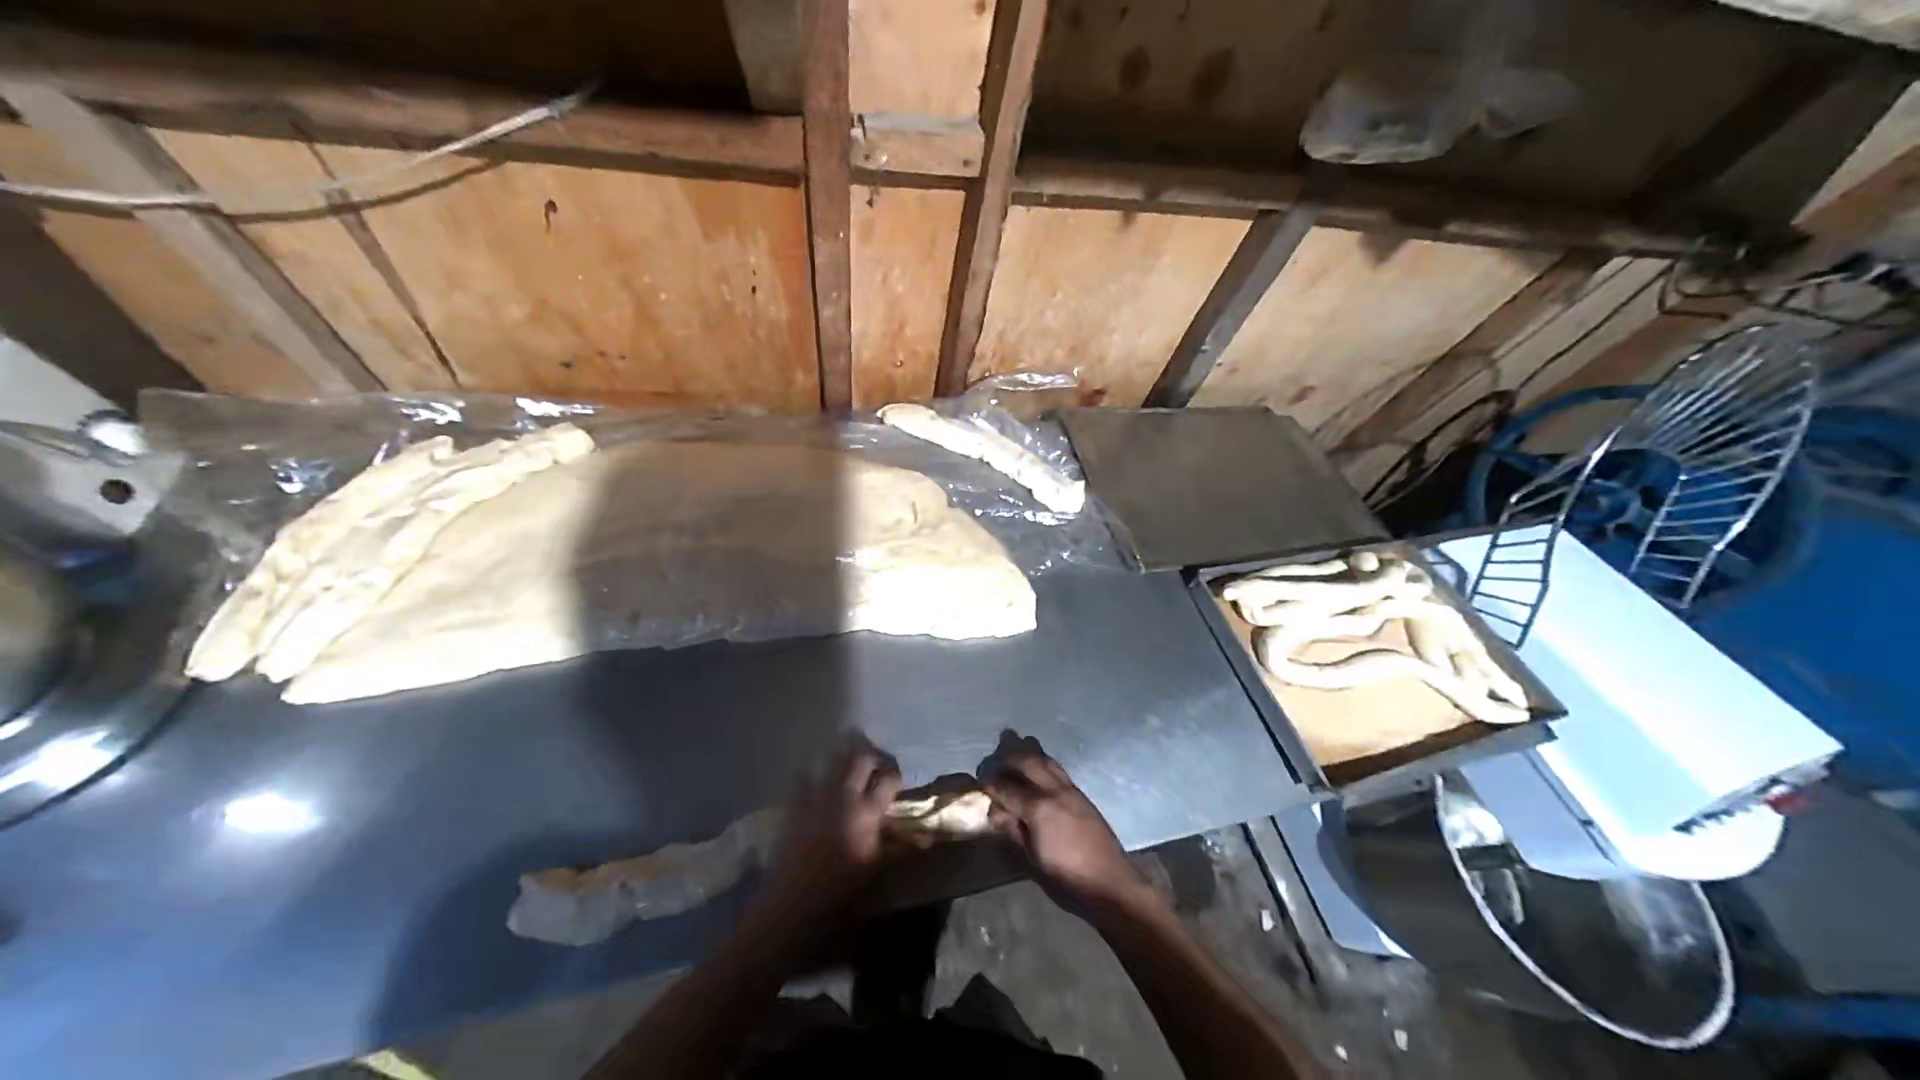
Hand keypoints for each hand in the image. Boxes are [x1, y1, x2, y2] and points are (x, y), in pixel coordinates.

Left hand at [755, 746, 901, 926]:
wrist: (794, 900)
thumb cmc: (841, 887)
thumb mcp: (877, 867)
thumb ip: (903, 848)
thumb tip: (928, 839)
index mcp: (867, 811)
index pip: (889, 779)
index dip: (896, 776)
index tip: (898, 781)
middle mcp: (844, 795)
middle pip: (861, 759)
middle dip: (873, 758)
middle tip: (878, 768)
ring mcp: (817, 795)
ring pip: (834, 760)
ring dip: (845, 759)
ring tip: (851, 769)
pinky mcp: (795, 802)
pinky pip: (804, 775)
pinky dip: (814, 772)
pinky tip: (818, 780)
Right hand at [983, 743, 1157, 919]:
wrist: (1109, 881)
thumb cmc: (1066, 876)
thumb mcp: (1032, 858)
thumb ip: (1013, 830)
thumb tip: (995, 812)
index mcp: (1038, 808)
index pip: (1007, 788)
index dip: (992, 785)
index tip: (981, 784)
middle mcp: (1054, 791)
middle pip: (1028, 763)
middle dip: (1009, 760)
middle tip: (996, 764)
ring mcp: (1071, 790)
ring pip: (1046, 761)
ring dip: (1029, 756)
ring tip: (1016, 759)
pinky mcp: (1082, 795)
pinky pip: (1058, 770)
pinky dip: (1044, 764)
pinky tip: (1039, 773)